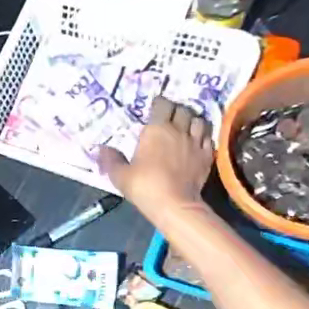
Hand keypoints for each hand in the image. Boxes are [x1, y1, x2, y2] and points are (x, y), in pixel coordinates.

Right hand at [96, 100, 214, 212]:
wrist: (174, 204)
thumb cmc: (144, 186)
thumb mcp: (120, 175)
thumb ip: (111, 159)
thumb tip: (100, 149)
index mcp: (157, 129)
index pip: (162, 104)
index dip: (159, 104)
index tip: (155, 109)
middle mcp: (178, 130)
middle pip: (182, 109)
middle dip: (176, 111)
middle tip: (169, 118)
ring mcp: (195, 142)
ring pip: (199, 121)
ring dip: (192, 121)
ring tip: (186, 128)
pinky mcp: (206, 156)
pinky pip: (208, 138)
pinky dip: (203, 137)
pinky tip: (198, 143)